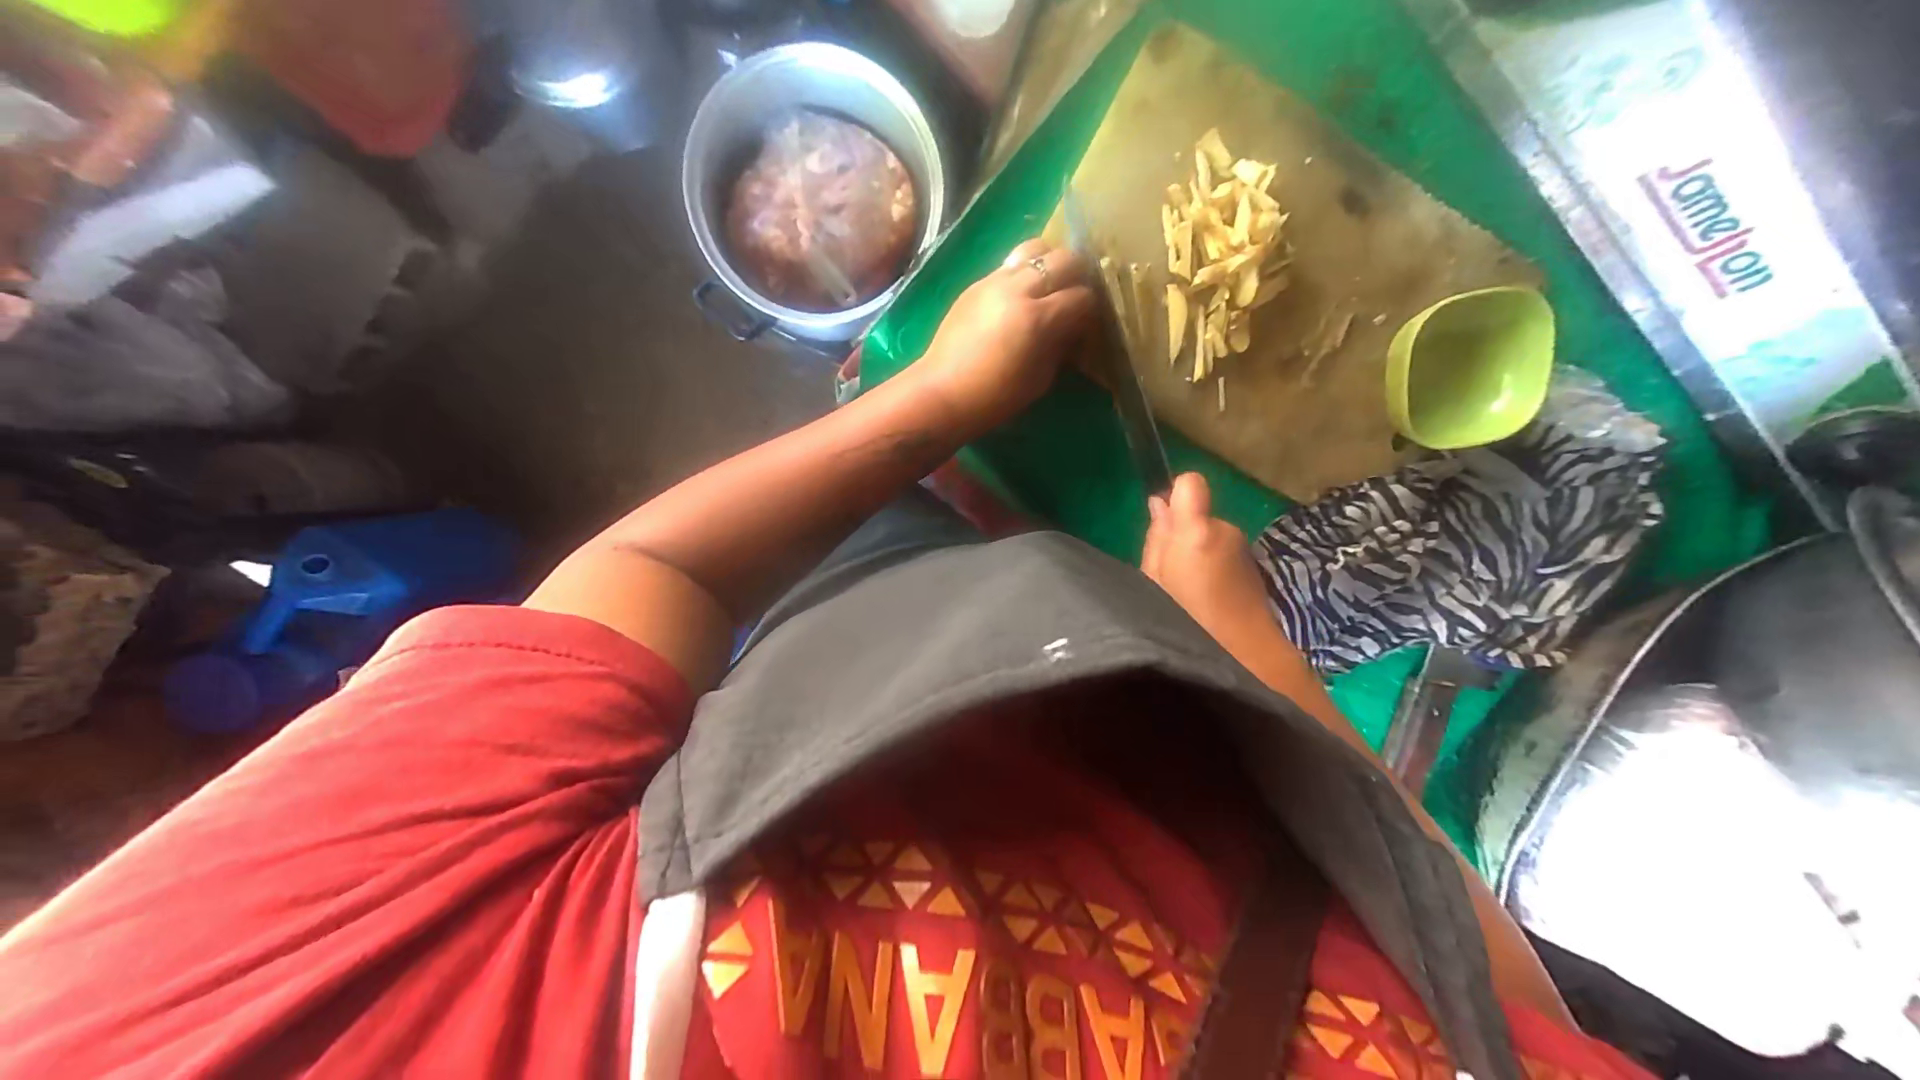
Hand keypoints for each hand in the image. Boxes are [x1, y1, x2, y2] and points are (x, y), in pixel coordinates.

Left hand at [914, 239, 1094, 437]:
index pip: (1082, 296)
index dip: (1091, 310)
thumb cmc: (996, 397)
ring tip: (1047, 287)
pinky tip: (1019, 297)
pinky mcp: (976, 283)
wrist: (943, 393)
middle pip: (1065, 259)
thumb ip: (1061, 345)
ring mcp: (994, 281)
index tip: (1087, 323)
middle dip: (1077, 276)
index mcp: (1038, 318)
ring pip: (1035, 249)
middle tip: (1074, 297)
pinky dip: (1023, 274)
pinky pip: (1009, 265)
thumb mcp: (1041, 377)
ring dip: (1049, 264)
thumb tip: (1073, 328)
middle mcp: (1019, 290)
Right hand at [1141, 473, 1272, 639]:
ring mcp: (1245, 551)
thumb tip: (1159, 504)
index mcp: (1198, 530)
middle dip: (1184, 535)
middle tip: (1169, 572)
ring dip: (1200, 557)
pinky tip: (1208, 601)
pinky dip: (1215, 572)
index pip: (1190, 483)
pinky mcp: (1254, 570)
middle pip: (1200, 517)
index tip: (1164, 522)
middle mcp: (1227, 531)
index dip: (1176, 497)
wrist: (1245, 658)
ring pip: (1212, 540)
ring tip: (1188, 592)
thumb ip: (1157, 539)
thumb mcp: (1152, 580)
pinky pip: (1224, 559)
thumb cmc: (1187, 619)